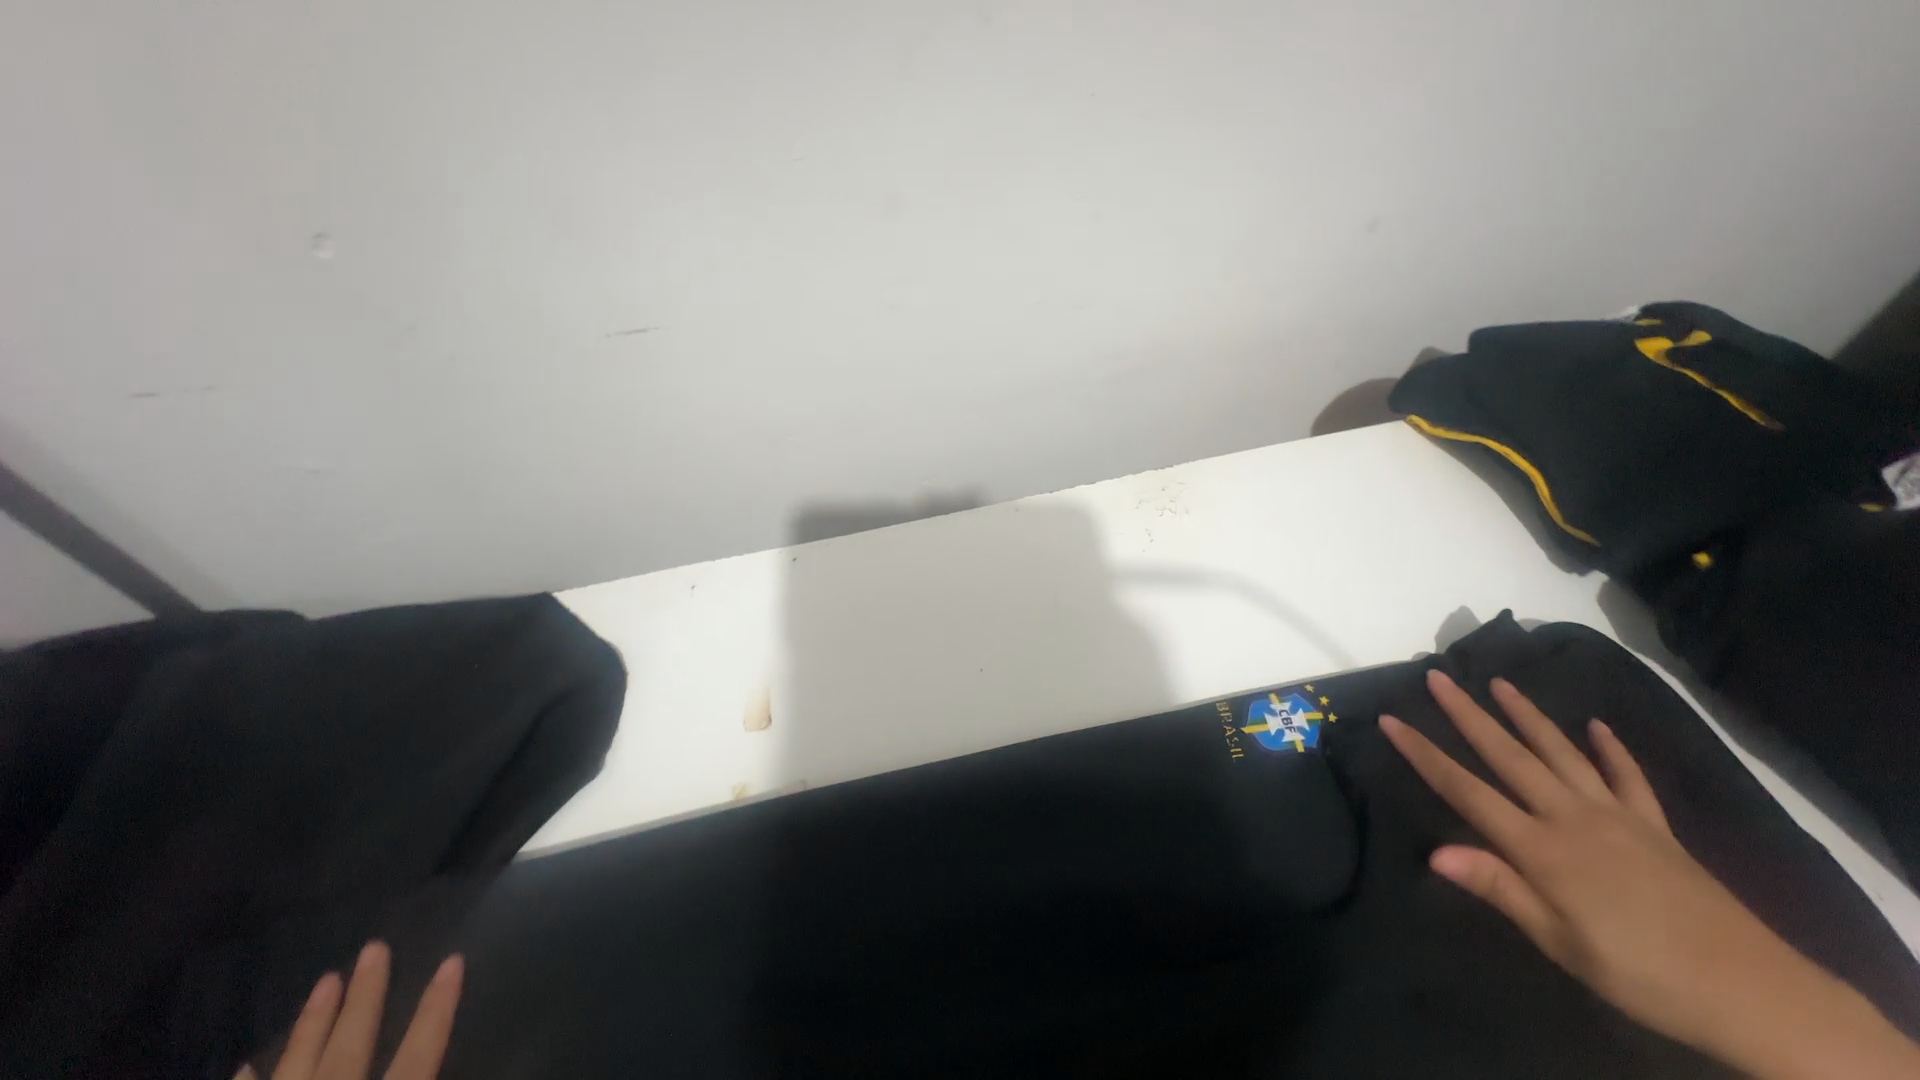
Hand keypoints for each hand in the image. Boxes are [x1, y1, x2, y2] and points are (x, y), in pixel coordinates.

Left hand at [238, 941, 463, 1079]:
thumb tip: (435, 1063)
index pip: (417, 1056)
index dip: (436, 1010)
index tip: (453, 961)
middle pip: (351, 1047)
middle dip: (365, 997)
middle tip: (374, 947)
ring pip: (298, 1065)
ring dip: (312, 1024)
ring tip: (325, 980)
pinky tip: (247, 1066)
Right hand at [1381, 669, 1919, 1079]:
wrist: (1751, 990)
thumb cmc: (1640, 974)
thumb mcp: (1560, 943)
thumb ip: (1500, 888)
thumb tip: (1435, 851)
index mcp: (1542, 849)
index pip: (1466, 792)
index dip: (1424, 755)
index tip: (1391, 721)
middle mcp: (1572, 818)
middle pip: (1509, 757)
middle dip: (1468, 715)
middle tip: (1439, 677)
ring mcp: (1617, 817)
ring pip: (1562, 753)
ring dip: (1528, 716)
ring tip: (1501, 683)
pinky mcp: (1655, 827)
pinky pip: (1628, 778)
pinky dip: (1612, 749)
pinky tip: (1598, 726)